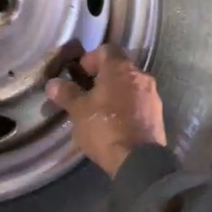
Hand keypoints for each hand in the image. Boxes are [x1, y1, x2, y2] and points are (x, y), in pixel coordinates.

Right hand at [45, 44, 165, 176]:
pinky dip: (127, 106)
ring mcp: (152, 95)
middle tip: (87, 92)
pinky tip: (116, 122)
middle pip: (119, 67)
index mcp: (120, 68)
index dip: (91, 58)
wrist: (139, 161)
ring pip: (130, 85)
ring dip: (116, 92)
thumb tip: (53, 83)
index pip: (106, 50)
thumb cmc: (105, 127)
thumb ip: (66, 93)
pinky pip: (139, 102)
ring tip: (100, 110)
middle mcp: (140, 75)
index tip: (79, 74)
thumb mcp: (78, 110)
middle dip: (103, 76)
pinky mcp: (158, 115)